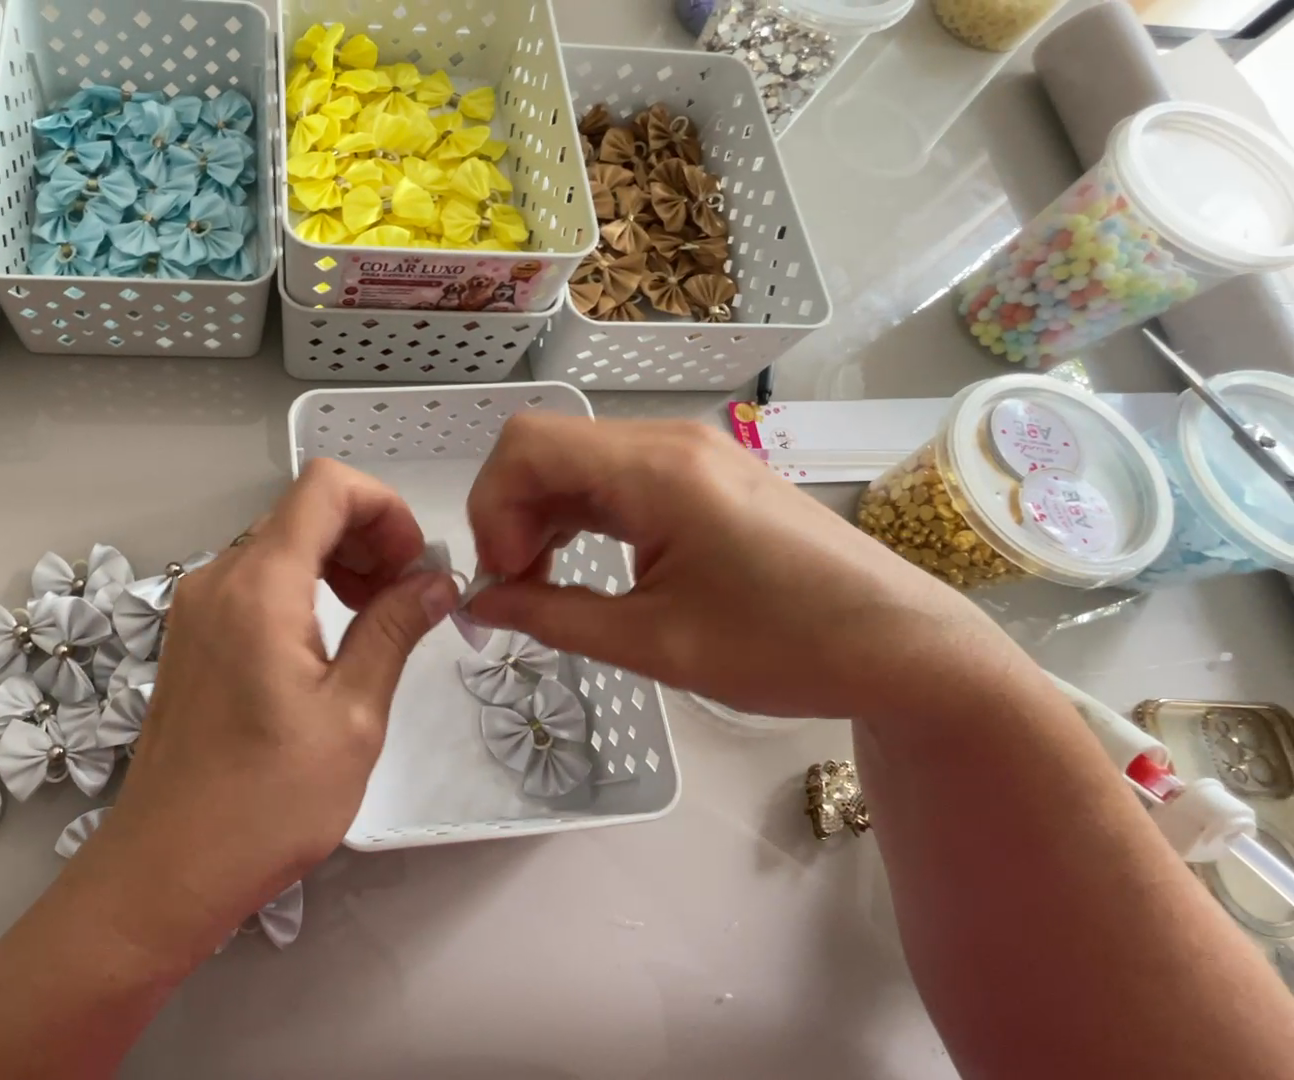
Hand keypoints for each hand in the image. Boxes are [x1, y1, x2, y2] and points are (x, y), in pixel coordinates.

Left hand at [76, 459, 457, 964]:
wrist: (168, 866)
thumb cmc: (268, 802)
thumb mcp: (353, 717)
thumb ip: (393, 630)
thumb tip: (435, 581)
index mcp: (260, 586)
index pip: (326, 486)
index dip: (385, 507)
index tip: (412, 566)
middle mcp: (218, 578)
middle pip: (302, 511)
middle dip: (367, 537)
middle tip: (403, 599)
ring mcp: (196, 606)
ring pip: (279, 545)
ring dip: (336, 563)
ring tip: (372, 622)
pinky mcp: (191, 636)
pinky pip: (255, 582)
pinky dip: (302, 588)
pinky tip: (326, 643)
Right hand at [465, 414, 1022, 723]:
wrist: (906, 649)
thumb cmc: (784, 649)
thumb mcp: (653, 644)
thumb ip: (550, 617)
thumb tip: (479, 606)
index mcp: (657, 470)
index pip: (525, 446)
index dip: (492, 511)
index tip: (508, 581)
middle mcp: (668, 441)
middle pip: (541, 447)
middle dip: (508, 515)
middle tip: (519, 587)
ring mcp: (687, 452)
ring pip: (571, 460)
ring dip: (538, 516)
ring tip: (545, 584)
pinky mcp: (700, 473)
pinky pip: (609, 476)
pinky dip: (576, 515)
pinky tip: (581, 562)